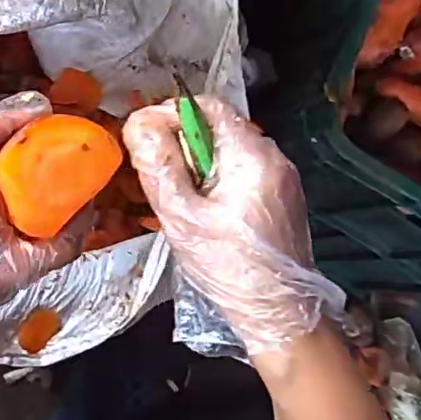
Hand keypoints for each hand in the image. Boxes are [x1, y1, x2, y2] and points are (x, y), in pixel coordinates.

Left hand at [0, 92, 90, 335]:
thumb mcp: (29, 265)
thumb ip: (65, 240)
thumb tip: (91, 210)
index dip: (11, 113)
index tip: (43, 112)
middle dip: (19, 121)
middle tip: (52, 125)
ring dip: (10, 136)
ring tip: (42, 140)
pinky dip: (1, 153)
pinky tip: (23, 166)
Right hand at [124, 95, 343, 356]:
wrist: (280, 313)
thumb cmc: (227, 267)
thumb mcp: (181, 216)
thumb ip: (159, 166)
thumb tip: (137, 123)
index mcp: (252, 156)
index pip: (209, 106)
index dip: (171, 112)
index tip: (144, 135)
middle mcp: (274, 157)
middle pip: (219, 126)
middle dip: (181, 141)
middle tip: (155, 171)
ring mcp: (283, 176)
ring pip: (228, 149)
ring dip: (197, 161)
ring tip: (177, 194)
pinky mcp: (282, 194)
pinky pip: (242, 169)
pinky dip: (216, 176)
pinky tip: (202, 206)